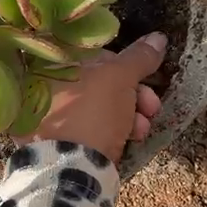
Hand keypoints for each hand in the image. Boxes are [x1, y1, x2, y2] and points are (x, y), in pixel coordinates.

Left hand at [20, 32, 165, 162]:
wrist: (73, 169)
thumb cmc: (91, 113)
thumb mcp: (119, 79)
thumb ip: (139, 57)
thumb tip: (159, 38)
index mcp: (51, 67)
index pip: (95, 56)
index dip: (125, 65)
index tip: (145, 75)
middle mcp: (47, 89)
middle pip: (103, 83)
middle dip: (136, 93)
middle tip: (152, 106)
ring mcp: (55, 118)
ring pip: (104, 107)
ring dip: (133, 114)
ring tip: (143, 128)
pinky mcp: (66, 143)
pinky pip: (98, 128)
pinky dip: (119, 131)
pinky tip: (133, 139)